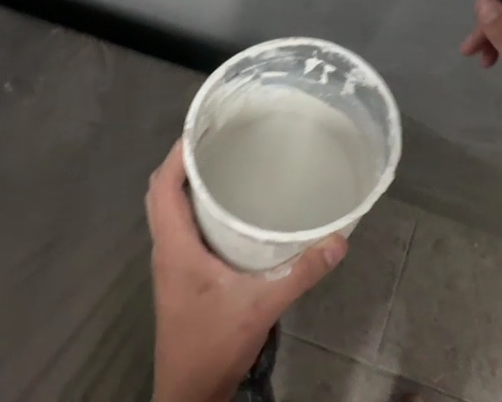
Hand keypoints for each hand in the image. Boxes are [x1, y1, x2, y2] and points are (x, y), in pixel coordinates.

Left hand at [146, 139, 346, 401]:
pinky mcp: (179, 276)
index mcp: (175, 247)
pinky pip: (179, 226)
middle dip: (183, 160)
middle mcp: (166, 249)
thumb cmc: (214, 344)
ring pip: (168, 210)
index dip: (177, 152)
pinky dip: (194, 205)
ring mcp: (170, 264)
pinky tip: (227, 206)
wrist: (190, 393)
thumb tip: (340, 239)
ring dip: (186, 182)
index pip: (163, 186)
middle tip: (219, 136)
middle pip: (161, 192)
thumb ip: (300, 272)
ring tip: (224, 160)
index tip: (203, 125)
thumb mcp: (261, 306)